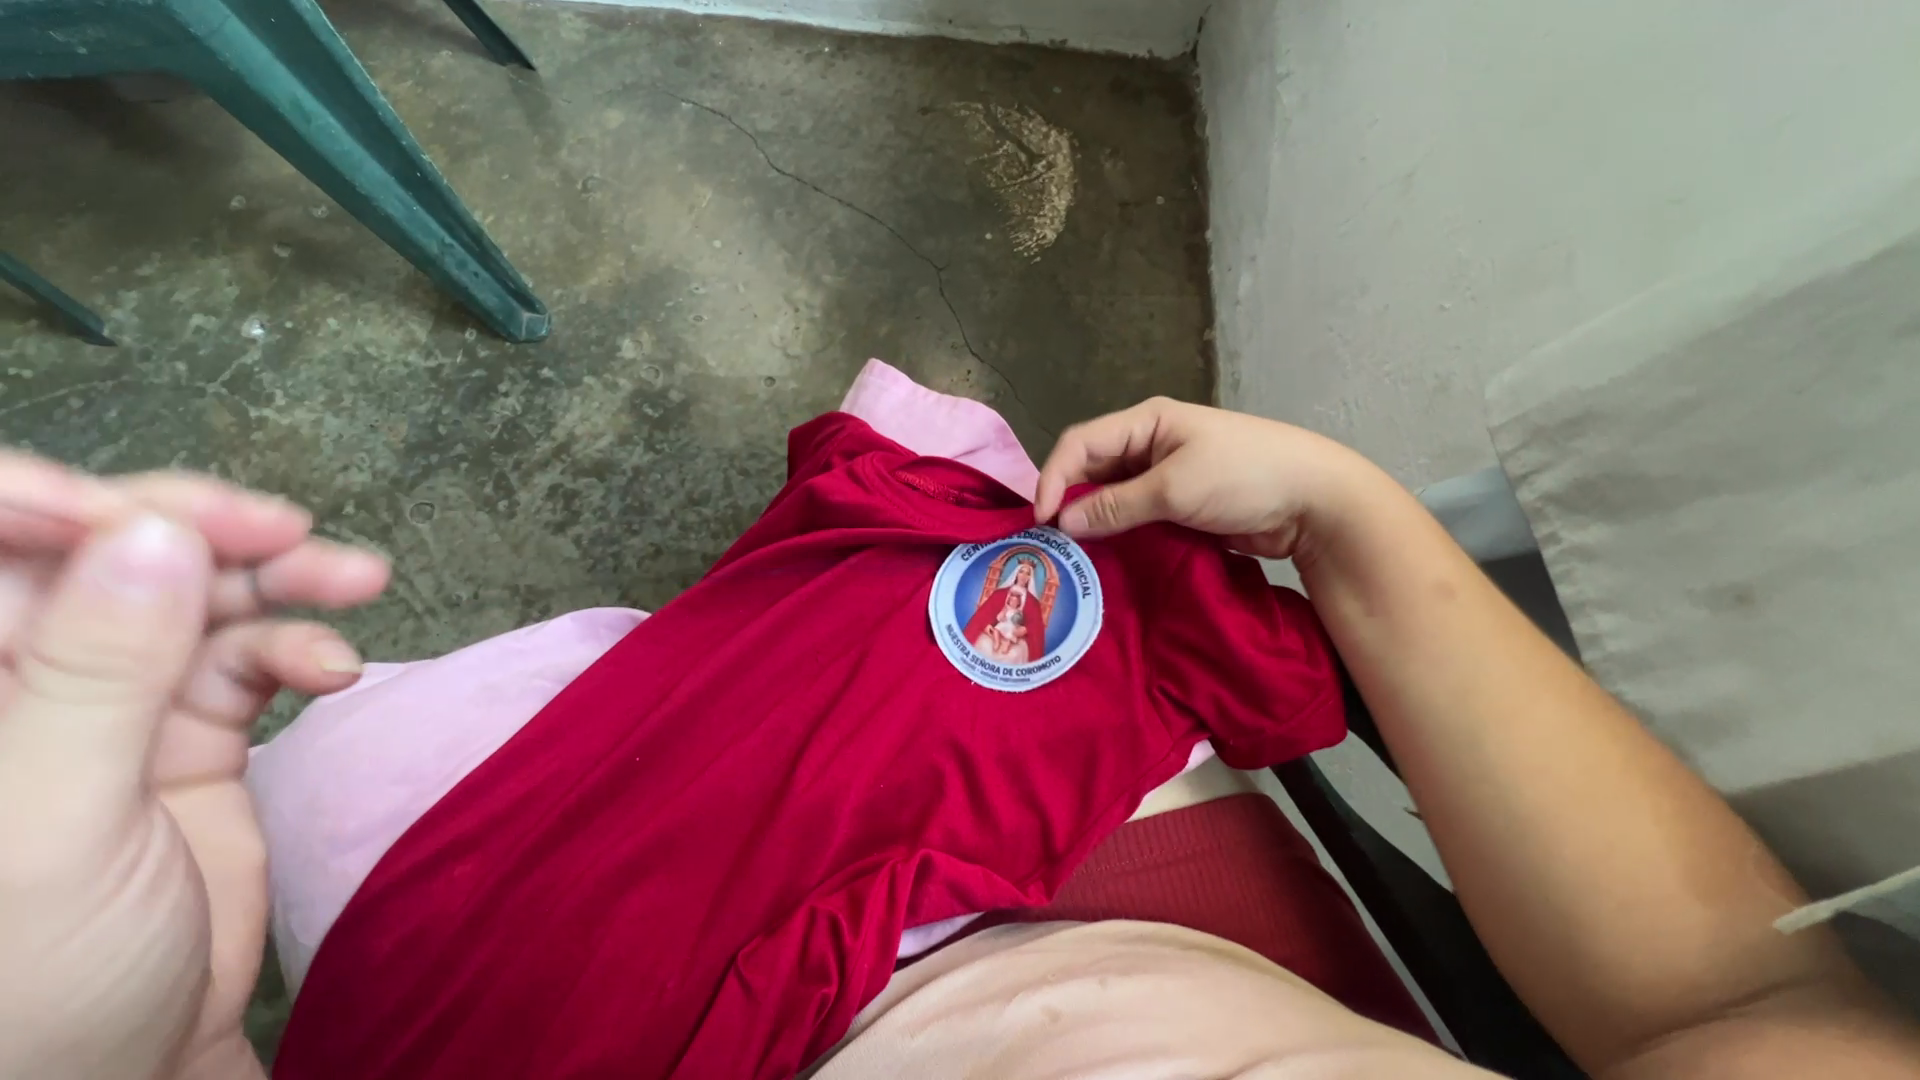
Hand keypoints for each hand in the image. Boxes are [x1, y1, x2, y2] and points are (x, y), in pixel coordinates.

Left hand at [0, 454, 388, 1078]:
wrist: (120, 1077)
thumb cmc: (22, 983)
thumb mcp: (47, 824)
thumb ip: (93, 674)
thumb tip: (152, 536)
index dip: (43, 505)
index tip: (147, 519)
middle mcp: (13, 680)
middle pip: (105, 558)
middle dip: (201, 534)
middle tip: (291, 530)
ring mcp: (109, 704)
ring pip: (193, 597)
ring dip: (280, 582)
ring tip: (358, 578)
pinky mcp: (191, 733)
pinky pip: (251, 657)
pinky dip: (300, 649)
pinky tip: (333, 671)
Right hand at [1033, 397, 1384, 560]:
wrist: (1315, 501)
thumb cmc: (1245, 476)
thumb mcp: (1176, 488)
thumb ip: (1117, 505)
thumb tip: (1063, 523)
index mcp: (1147, 421)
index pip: (1081, 443)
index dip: (1054, 478)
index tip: (1043, 521)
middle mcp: (1149, 444)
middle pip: (1092, 469)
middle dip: (1068, 501)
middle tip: (1050, 542)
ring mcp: (1164, 475)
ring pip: (1111, 497)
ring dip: (1092, 521)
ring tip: (1072, 554)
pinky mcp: (1178, 505)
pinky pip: (1134, 517)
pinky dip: (1117, 533)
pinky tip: (1105, 556)